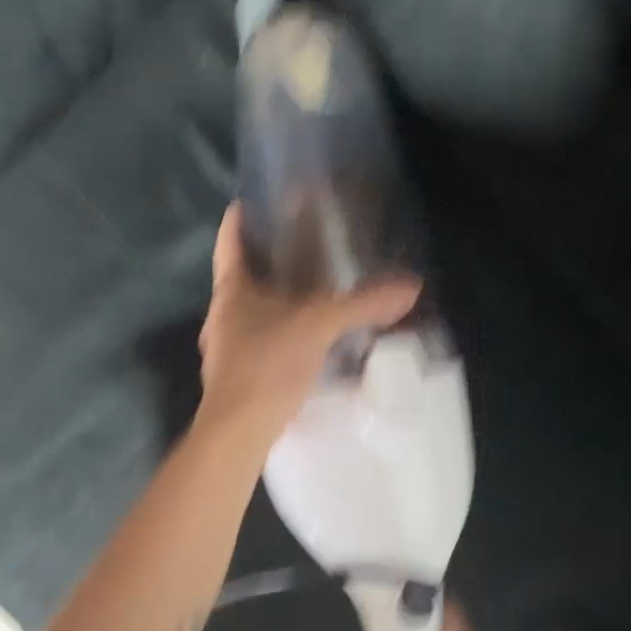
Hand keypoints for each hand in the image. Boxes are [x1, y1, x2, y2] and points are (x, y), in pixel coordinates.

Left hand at [196, 204, 420, 439]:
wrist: (237, 431)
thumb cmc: (267, 364)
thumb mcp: (319, 326)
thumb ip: (363, 304)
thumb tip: (411, 286)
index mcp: (230, 289)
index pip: (228, 239)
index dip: (240, 216)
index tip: (257, 199)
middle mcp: (220, 313)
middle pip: (240, 275)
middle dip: (267, 260)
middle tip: (302, 246)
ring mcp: (223, 347)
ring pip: (248, 312)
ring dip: (273, 301)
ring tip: (309, 293)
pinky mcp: (235, 376)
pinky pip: (257, 342)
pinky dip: (278, 334)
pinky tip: (305, 342)